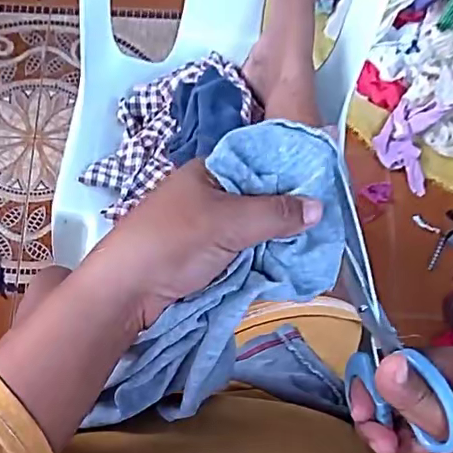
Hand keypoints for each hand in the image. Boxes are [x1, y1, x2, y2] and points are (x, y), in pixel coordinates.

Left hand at [80, 161, 323, 330]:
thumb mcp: (228, 223)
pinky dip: (261, 256)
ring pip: (253, 226)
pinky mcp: (206, 254)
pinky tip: (282, 263)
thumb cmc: (172, 243)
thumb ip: (274, 214)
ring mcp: (208, 225)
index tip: (325, 191)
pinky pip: (243, 249)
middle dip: (288, 212)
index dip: (293, 175)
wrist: (128, 289)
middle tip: (323, 226)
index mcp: (212, 170)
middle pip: (260, 197)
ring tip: (310, 246)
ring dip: (276, 238)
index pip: (263, 162)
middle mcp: (211, 192)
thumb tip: (319, 207)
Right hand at [349, 346, 452, 452]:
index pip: (391, 360)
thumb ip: (416, 397)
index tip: (364, 410)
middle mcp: (433, 383)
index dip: (371, 381)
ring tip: (393, 451)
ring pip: (386, 416)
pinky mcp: (427, 439)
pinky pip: (397, 438)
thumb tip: (384, 363)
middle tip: (378, 439)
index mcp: (443, 365)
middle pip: (382, 389)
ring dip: (384, 435)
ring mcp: (430, 412)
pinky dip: (399, 449)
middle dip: (374, 414)